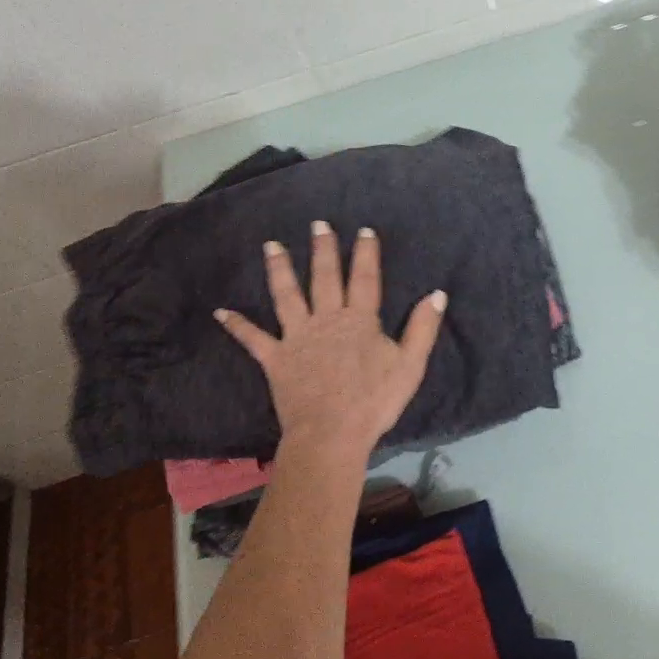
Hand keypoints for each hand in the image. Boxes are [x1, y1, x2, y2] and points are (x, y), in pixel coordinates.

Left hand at [214, 221, 445, 456]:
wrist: (331, 433)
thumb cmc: (374, 401)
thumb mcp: (410, 365)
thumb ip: (422, 328)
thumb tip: (437, 294)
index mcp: (359, 320)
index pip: (365, 279)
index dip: (365, 254)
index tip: (363, 231)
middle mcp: (326, 320)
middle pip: (324, 278)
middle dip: (323, 250)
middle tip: (317, 224)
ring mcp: (297, 337)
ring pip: (287, 296)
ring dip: (279, 270)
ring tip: (272, 246)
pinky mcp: (275, 359)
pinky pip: (253, 339)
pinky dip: (237, 325)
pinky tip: (221, 312)